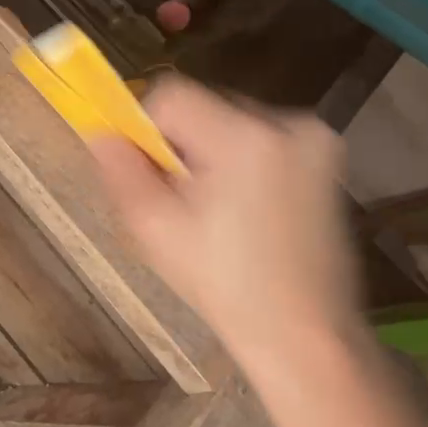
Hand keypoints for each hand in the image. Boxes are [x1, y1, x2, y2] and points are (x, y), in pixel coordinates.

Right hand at [85, 77, 363, 368]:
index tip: (142, 168)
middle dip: (178, 142)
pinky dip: (237, 161)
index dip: (144, 127)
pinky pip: (259, 139)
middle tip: (174, 197)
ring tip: (209, 209)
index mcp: (244, 138)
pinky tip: (238, 210)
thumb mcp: (152, 226)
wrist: (303, 331)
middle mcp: (288, 125)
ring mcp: (315, 142)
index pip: (171, 95)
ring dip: (207, 151)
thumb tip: (100, 131)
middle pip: (202, 106)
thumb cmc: (221, 282)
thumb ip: (121, 168)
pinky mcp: (326, 160)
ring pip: (228, 122)